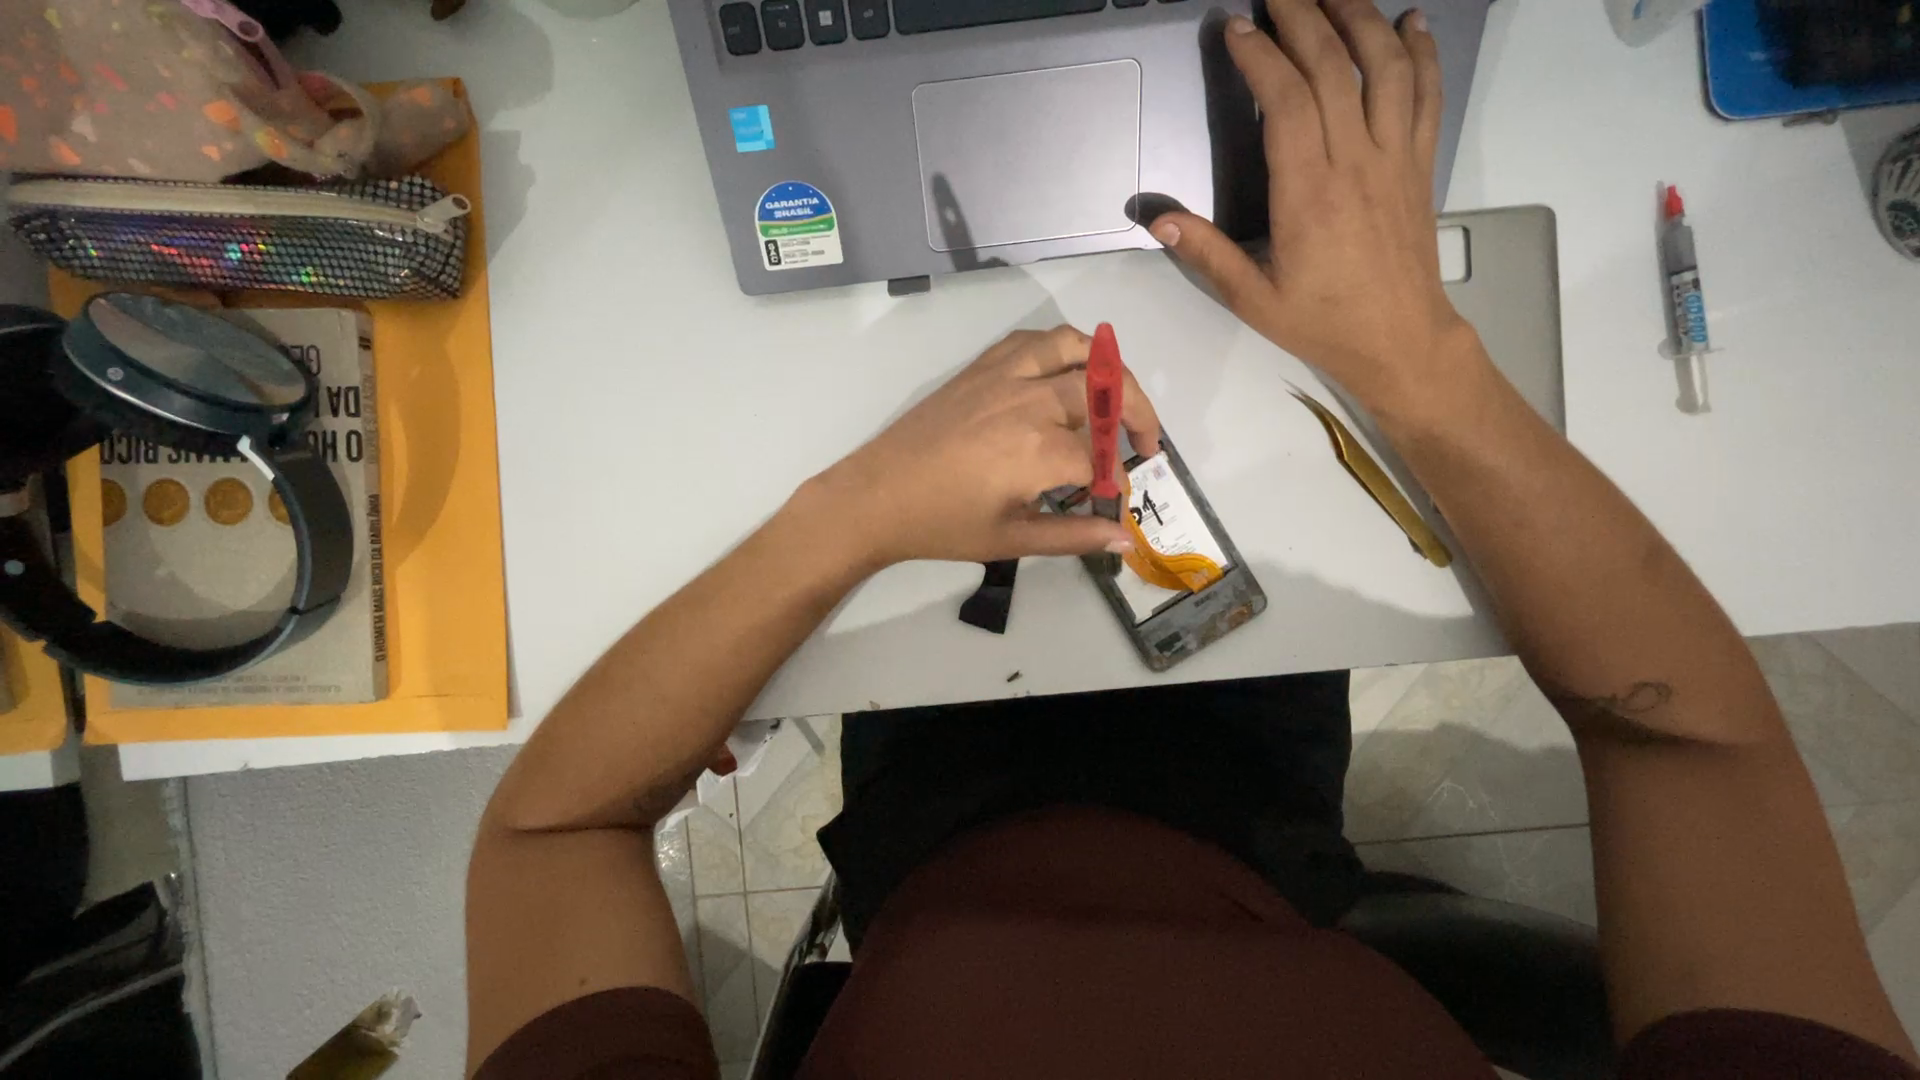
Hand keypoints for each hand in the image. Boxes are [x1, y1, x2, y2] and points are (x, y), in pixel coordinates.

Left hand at [809, 326, 1162, 566]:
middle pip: (1106, 391)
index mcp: (1038, 450)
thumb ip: (1074, 536)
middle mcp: (1029, 401)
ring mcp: (1003, 377)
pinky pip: (1032, 340)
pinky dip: (1061, 348)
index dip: (1114, 483)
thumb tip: (1125, 539)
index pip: (1100, 460)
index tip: (1110, 503)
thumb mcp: (1011, 539)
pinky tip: (1064, 374)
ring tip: (1115, 395)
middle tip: (1143, 444)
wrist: (876, 496)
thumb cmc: (941, 525)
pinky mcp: (980, 367)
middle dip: (1137, 416)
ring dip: (1106, 366)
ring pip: (1074, 347)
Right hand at [1146, 0, 1475, 409]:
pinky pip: (1426, 94)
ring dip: (1360, 19)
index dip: (1262, 58)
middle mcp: (1356, 163)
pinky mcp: (1419, 164)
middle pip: (1336, 69)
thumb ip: (1206, 254)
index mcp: (1308, 195)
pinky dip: (1422, 52)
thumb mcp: (1251, 298)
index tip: (1238, 28)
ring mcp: (1395, 158)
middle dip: (1306, 18)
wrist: (1398, 338)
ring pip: (1386, 68)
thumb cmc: (1319, 321)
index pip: (1288, 103)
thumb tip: (1158, 220)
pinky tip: (1409, 22)